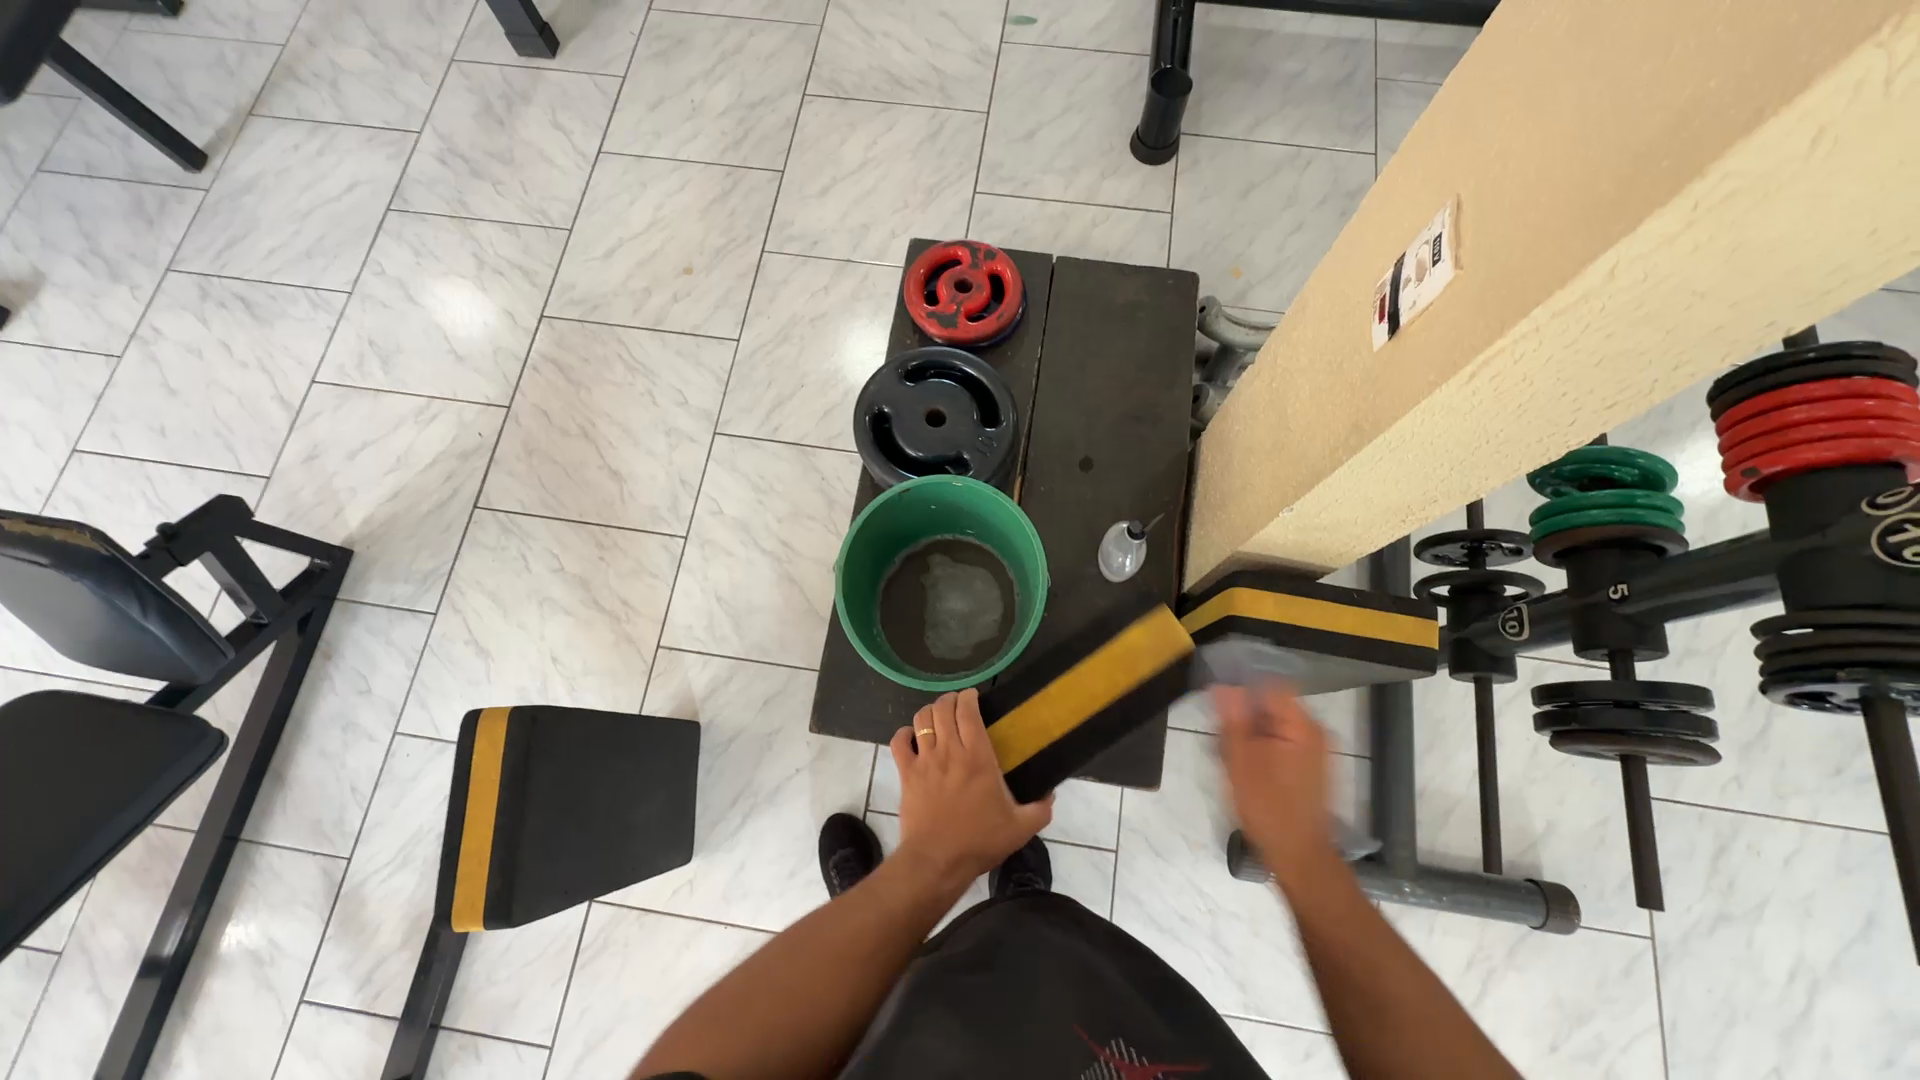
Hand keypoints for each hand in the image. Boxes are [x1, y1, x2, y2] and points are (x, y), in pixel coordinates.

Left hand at [889, 689, 1052, 889]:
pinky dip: (904, 733)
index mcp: (978, 757)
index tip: (974, 696)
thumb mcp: (1021, 828)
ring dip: (929, 711)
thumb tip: (1051, 795)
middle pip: (943, 708)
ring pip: (921, 719)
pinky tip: (912, 736)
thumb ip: (1040, 809)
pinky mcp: (907, 774)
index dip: (969, 697)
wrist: (937, 860)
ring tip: (937, 715)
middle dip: (950, 699)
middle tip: (958, 704)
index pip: (968, 712)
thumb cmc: (979, 841)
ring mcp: (925, 761)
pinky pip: (899, 742)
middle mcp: (950, 751)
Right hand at [1217, 682, 1339, 888]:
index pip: (1269, 686)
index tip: (1218, 705)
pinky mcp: (1311, 766)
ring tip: (1233, 758)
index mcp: (1301, 725)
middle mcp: (1314, 731)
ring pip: (1273, 725)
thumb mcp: (1241, 762)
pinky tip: (1247, 769)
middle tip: (1223, 740)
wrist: (1299, 856)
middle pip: (1271, 705)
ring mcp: (1316, 749)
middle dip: (1244, 717)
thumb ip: (1233, 720)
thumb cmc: (1268, 809)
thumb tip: (1223, 686)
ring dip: (1251, 734)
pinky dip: (1262, 748)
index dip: (1242, 689)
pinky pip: (1281, 742)